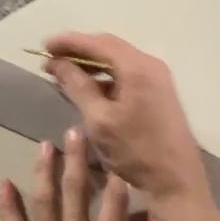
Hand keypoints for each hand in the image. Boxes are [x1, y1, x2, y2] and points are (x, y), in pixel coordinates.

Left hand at [0, 128, 171, 220]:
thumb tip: (157, 218)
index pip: (114, 198)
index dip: (114, 171)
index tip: (114, 148)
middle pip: (76, 190)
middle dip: (77, 157)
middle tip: (76, 131)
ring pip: (44, 201)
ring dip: (44, 170)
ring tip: (44, 146)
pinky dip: (7, 205)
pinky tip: (4, 183)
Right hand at [43, 32, 206, 200]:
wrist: (176, 178)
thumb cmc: (136, 150)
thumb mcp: (99, 119)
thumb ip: (77, 87)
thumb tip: (58, 64)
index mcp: (137, 67)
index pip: (97, 43)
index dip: (68, 42)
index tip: (43, 47)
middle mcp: (150, 64)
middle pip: (108, 47)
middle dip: (78, 51)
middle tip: (50, 59)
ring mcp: (157, 78)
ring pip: (117, 60)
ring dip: (90, 64)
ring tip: (63, 73)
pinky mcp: (158, 92)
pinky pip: (127, 74)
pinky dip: (105, 77)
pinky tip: (88, 88)